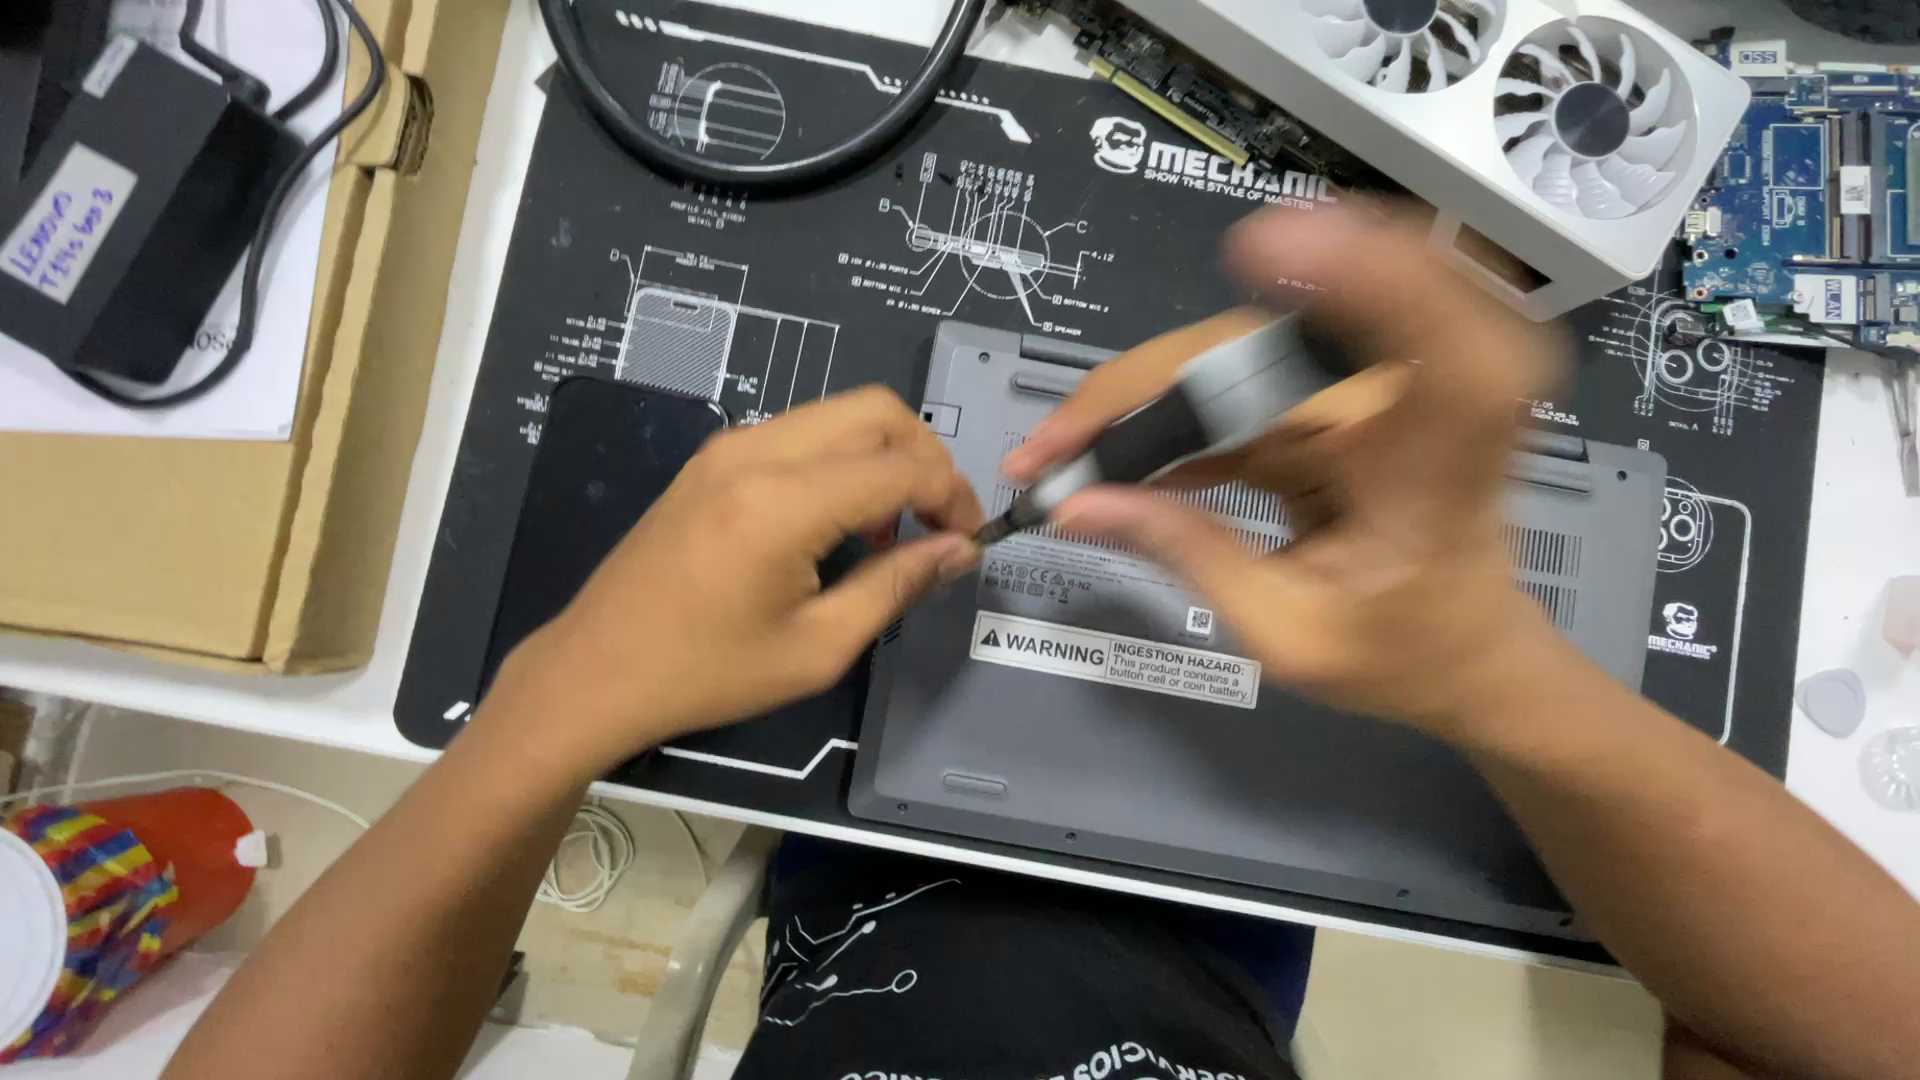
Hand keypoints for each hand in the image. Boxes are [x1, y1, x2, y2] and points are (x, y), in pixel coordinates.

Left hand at [488, 387, 984, 775]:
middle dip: (927, 456)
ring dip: (885, 455)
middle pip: (876, 410)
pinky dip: (843, 460)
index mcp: (783, 502)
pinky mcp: (715, 457)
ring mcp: (729, 447)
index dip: (952, 495)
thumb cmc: (709, 673)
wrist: (596, 671)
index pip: (900, 466)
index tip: (968, 538)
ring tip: (891, 528)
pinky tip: (841, 519)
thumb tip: (959, 550)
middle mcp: (757, 451)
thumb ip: (896, 584)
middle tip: (939, 520)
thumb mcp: (819, 646)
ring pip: (839, 414)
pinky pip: (802, 433)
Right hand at [1004, 205, 1572, 739]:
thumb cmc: (1402, 656)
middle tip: (1049, 449)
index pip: (1420, 330)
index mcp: (1434, 455)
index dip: (1354, 271)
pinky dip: (1160, 421)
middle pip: (1257, 348)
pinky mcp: (1319, 402)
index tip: (1254, 249)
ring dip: (1134, 403)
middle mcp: (1398, 398)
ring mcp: (1354, 393)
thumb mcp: (1287, 630)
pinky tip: (1109, 456)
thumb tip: (1073, 506)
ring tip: (1058, 455)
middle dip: (1140, 387)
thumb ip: (1188, 557)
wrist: (1462, 655)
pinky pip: (1225, 390)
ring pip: (1226, 360)